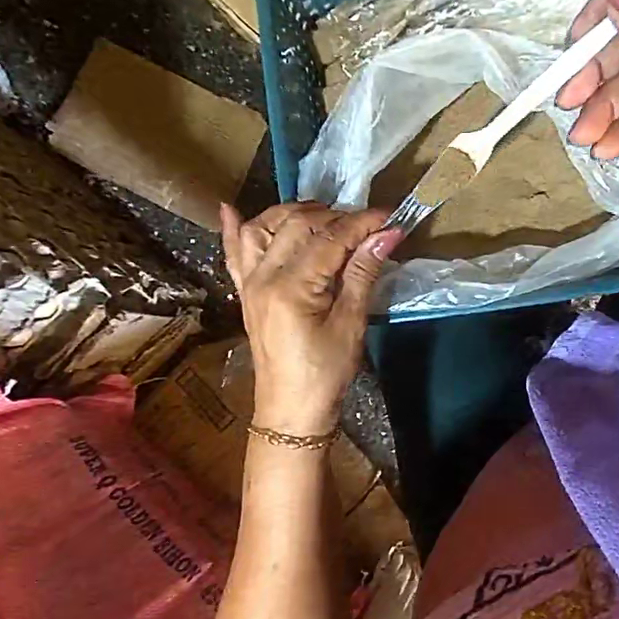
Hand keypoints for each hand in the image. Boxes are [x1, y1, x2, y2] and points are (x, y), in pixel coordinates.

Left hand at [220, 202, 401, 437]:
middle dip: (334, 216)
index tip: (389, 216)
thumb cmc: (325, 372)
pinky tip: (229, 208)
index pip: (329, 238)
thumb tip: (387, 233)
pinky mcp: (245, 291)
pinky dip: (232, 229)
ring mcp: (249, 282)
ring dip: (291, 213)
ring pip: (262, 228)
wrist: (291, 409)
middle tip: (365, 223)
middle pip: (296, 225)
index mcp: (290, 287)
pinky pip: (234, 253)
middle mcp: (263, 276)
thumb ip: (363, 272)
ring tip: (323, 213)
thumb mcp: (351, 324)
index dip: (361, 223)